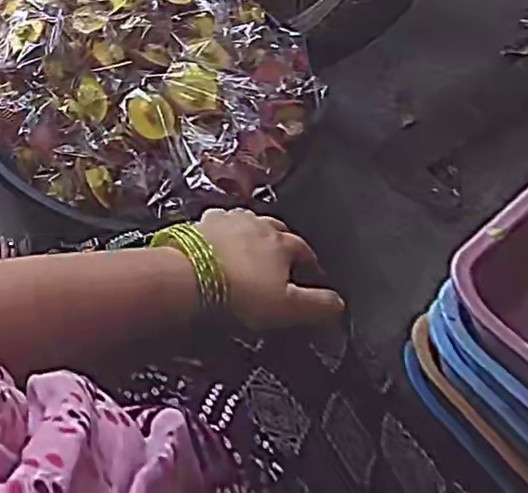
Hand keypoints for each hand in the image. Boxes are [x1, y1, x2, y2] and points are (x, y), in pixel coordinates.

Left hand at [194, 208, 344, 330]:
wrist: (190, 275)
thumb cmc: (241, 293)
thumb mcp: (289, 308)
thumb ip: (318, 305)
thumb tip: (338, 302)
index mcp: (280, 242)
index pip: (304, 249)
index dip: (312, 263)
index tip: (314, 275)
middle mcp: (255, 223)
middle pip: (277, 227)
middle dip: (285, 241)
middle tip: (286, 258)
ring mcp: (226, 219)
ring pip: (249, 219)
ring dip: (256, 231)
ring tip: (257, 247)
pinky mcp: (202, 222)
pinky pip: (221, 220)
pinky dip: (227, 228)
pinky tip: (225, 237)